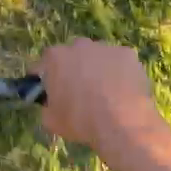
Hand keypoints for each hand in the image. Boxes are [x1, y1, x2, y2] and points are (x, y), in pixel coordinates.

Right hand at [35, 37, 170, 154]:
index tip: (52, 92)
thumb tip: (51, 104)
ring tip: (105, 92)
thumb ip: (47, 106)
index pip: (44, 65)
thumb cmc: (81, 121)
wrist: (122, 125)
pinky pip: (119, 61)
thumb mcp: (52, 121)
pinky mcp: (127, 54)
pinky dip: (119, 72)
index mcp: (55, 58)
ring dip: (97, 68)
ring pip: (97, 56)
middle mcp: (78, 45)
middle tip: (80, 91)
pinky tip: (122, 90)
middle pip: (72, 55)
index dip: (47, 79)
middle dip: (74, 69)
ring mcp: (105, 47)